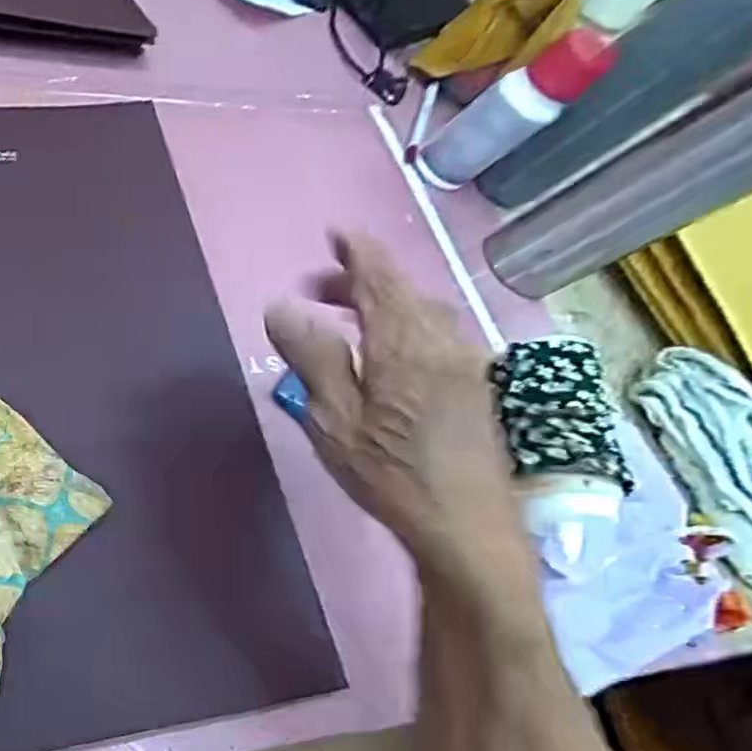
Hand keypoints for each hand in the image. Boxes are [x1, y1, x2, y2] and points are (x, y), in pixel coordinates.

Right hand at [265, 232, 521, 579]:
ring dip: (381, 301)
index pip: (382, 280)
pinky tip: (379, 344)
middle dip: (362, 279)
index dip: (358, 253)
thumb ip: (312, 358)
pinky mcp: (469, 382)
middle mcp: (443, 342)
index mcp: (405, 345)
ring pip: (421, 311)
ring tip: (341, 312)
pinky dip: (399, 322)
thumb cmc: (385, 470)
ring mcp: (463, 361)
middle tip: (316, 287)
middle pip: (403, 292)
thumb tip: (282, 308)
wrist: (460, 516)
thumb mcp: (333, 418)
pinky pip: (432, 332)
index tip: (335, 234)